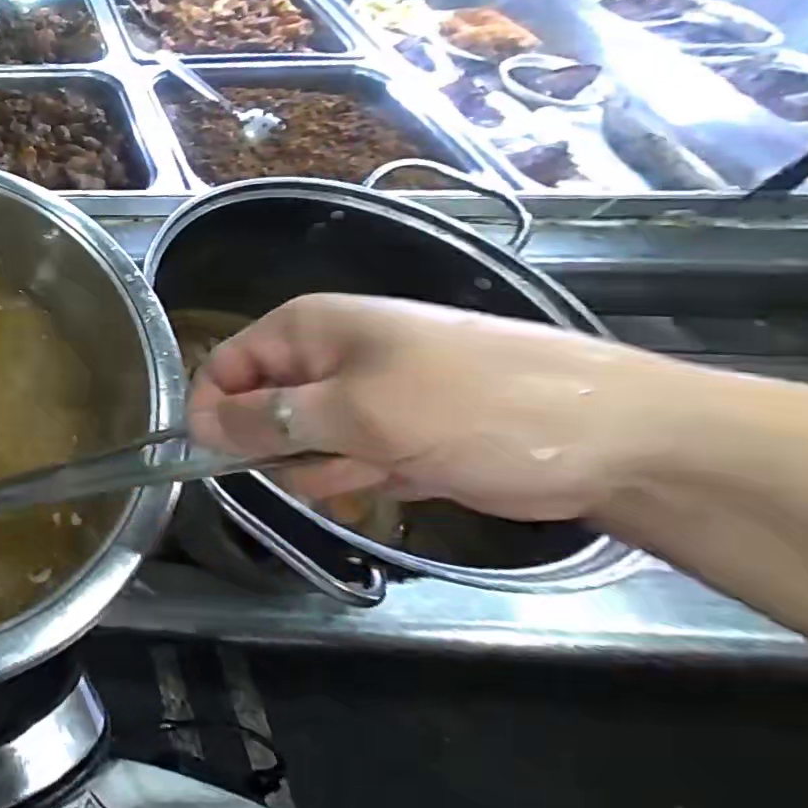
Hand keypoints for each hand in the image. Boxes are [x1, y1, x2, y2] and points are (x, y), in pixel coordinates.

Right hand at [187, 294, 696, 521]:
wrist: (607, 437)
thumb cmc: (468, 406)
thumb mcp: (357, 412)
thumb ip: (268, 420)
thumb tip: (200, 425)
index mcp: (308, 329)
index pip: (226, 365)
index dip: (213, 411)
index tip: (217, 459)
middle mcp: (327, 355)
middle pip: (261, 406)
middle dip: (280, 446)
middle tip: (324, 463)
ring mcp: (363, 394)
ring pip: (302, 440)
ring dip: (325, 467)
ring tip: (375, 469)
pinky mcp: (393, 432)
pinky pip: (344, 459)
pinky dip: (359, 478)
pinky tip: (398, 479)